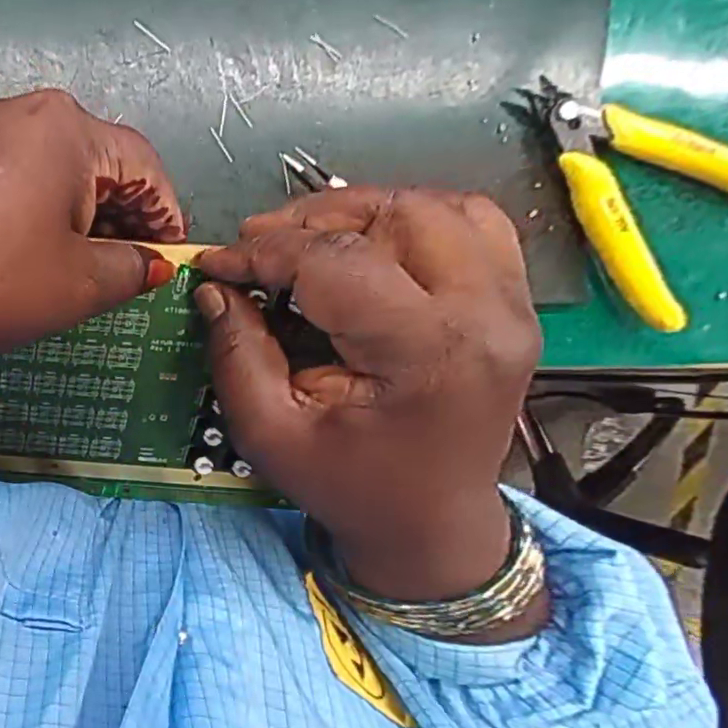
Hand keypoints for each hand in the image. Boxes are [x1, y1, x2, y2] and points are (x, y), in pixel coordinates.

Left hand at [0, 89, 182, 442]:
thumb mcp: (77, 285)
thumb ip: (130, 268)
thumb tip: (152, 262)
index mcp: (66, 127)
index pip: (141, 167)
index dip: (163, 217)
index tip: (167, 259)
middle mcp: (21, 111)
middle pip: (94, 164)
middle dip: (117, 218)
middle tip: (123, 270)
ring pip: (50, 172)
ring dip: (74, 217)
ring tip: (78, 267)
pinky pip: (10, 178)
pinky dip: (32, 211)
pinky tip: (28, 250)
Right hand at [193, 188, 541, 612]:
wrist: (430, 521)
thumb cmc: (346, 483)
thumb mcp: (267, 430)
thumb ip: (237, 353)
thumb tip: (215, 289)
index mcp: (424, 350)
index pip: (335, 259)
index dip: (262, 252)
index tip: (214, 263)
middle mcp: (486, 314)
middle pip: (398, 214)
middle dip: (311, 219)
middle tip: (255, 245)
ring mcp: (512, 304)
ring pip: (440, 206)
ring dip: (361, 210)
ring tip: (303, 239)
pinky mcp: (513, 304)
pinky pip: (471, 225)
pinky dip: (408, 220)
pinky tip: (362, 245)